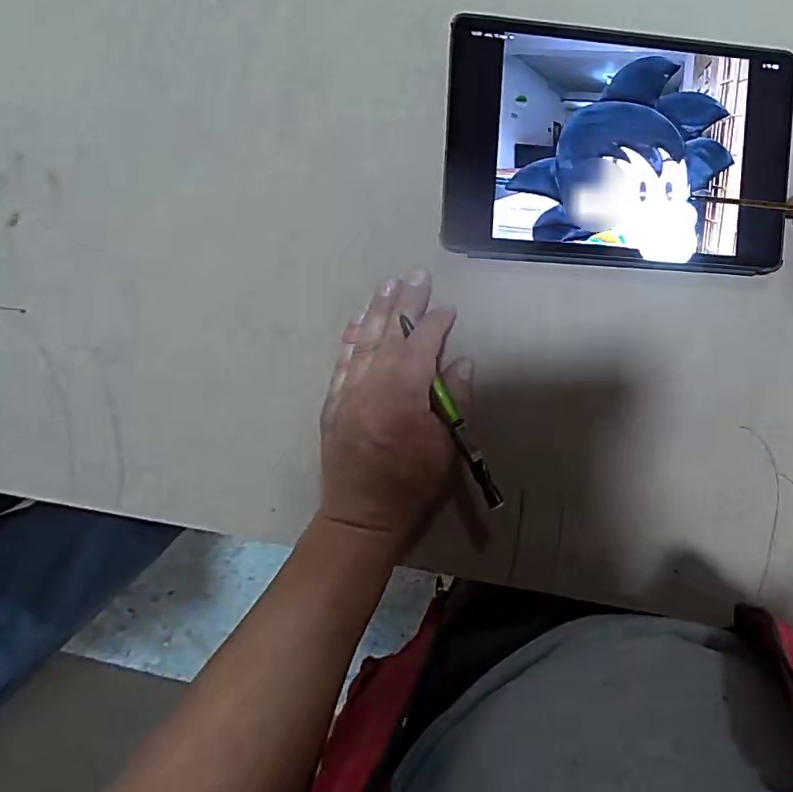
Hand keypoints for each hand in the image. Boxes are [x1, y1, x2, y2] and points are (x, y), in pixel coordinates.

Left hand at [317, 270, 470, 553]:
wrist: (361, 516)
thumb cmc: (413, 484)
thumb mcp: (445, 446)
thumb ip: (453, 399)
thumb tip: (458, 362)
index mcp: (402, 397)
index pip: (420, 348)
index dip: (435, 325)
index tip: (448, 309)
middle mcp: (371, 388)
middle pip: (389, 336)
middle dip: (404, 304)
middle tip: (415, 275)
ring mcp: (347, 394)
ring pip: (362, 343)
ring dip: (376, 312)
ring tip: (386, 286)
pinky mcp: (333, 404)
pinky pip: (341, 362)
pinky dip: (350, 339)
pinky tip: (356, 321)